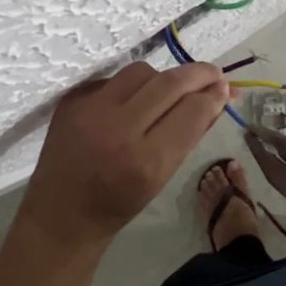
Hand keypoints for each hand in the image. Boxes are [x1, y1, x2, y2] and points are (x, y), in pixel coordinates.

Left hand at [18, 61, 229, 244]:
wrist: (61, 213)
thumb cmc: (119, 204)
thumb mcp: (162, 177)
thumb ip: (190, 136)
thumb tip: (219, 98)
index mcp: (146, 161)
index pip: (192, 111)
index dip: (214, 96)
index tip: (224, 89)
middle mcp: (118, 129)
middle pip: (170, 83)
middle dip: (199, 74)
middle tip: (214, 74)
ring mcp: (90, 111)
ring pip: (141, 72)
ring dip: (163, 78)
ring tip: (170, 91)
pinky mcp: (72, 100)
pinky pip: (113, 80)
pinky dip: (131, 88)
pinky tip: (133, 103)